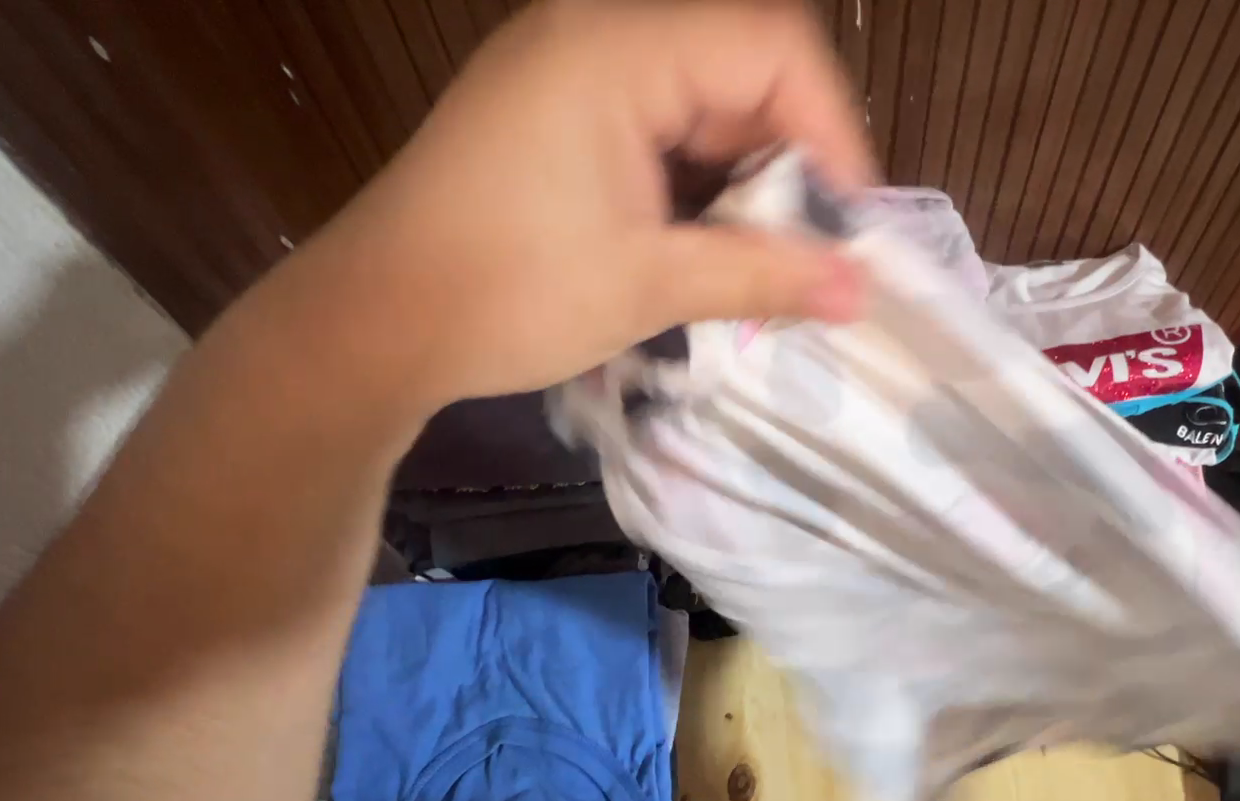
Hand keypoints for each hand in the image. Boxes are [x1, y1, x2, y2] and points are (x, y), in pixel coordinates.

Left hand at [256, 0, 874, 414]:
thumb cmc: (508, 294)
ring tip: (766, 263)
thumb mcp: (649, 285)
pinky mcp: (564, 123)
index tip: (853, 223)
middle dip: (790, 168)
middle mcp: (600, 38)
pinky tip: (712, 250)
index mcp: (619, 48)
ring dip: (747, 187)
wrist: (379, 323)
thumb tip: (860, 294)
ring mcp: (577, 78)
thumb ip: (763, 277)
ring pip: (707, 112)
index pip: (773, 48)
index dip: (833, 132)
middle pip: (743, 75)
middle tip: (812, 255)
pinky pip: (664, 138)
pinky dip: (702, 193)